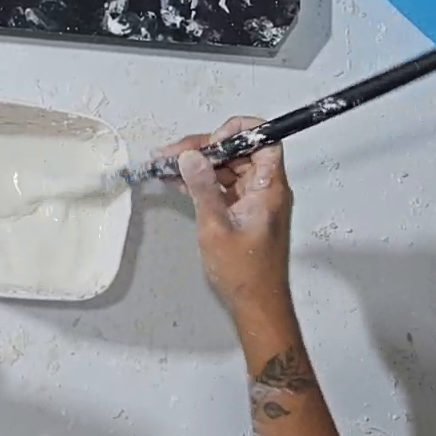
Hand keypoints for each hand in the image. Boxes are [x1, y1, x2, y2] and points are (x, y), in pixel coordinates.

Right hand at [163, 117, 294, 320]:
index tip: (209, 141)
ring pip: (226, 168)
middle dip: (205, 148)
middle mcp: (265, 189)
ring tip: (166, 166)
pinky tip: (176, 180)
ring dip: (197, 165)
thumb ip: (202, 187)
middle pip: (238, 152)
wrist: (255, 303)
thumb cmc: (244, 272)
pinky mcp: (241, 211)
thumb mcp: (216, 225)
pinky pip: (221, 186)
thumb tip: (191, 156)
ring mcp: (253, 200)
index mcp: (269, 188)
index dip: (238, 132)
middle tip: (172, 154)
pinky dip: (200, 182)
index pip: (265, 140)